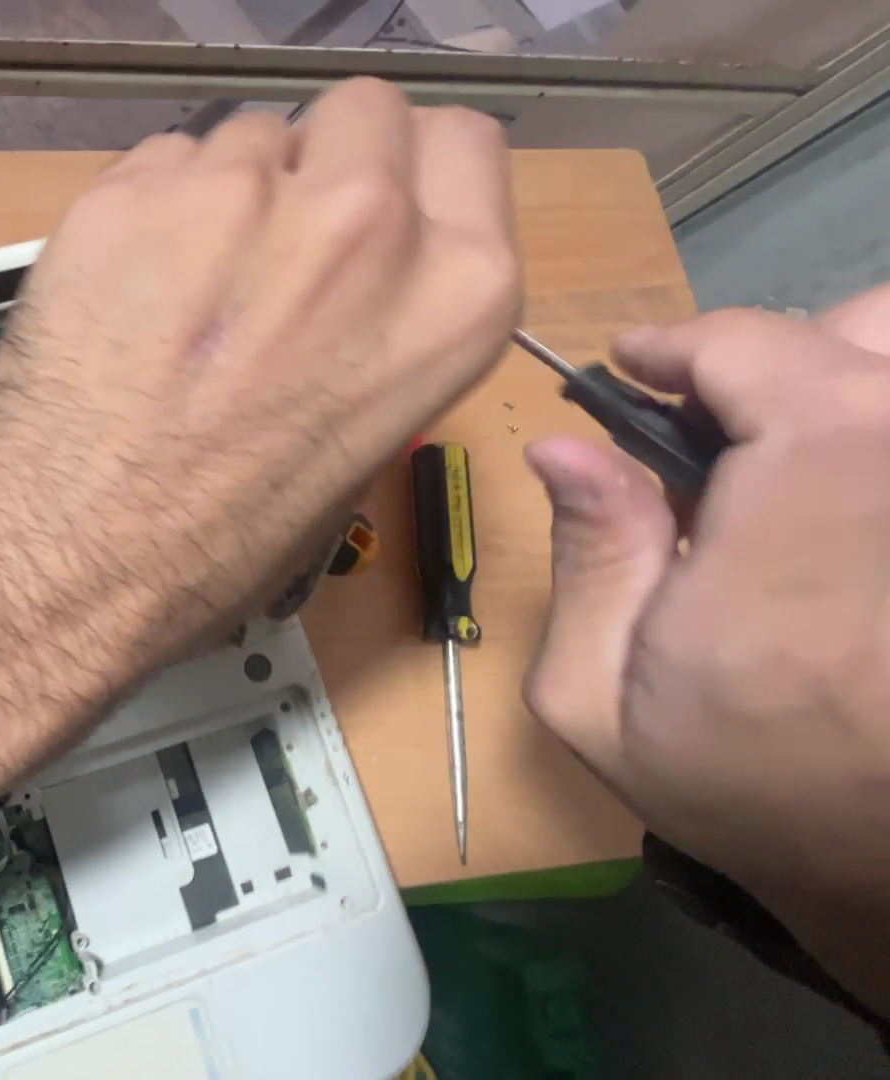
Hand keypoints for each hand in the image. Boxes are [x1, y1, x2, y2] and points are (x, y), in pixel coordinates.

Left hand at [0, 79, 520, 795]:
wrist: (81, 564)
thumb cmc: (219, 544)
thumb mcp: (356, 447)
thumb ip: (374, 334)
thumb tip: (341, 288)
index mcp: (452, 295)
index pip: (458, 145)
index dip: (400, 169)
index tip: (350, 202)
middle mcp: (359, 224)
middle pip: (355, 116)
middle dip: (310, 169)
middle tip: (253, 249)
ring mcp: (232, 202)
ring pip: (241, 141)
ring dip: (217, 197)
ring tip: (170, 292)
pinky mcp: (122, 204)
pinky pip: (150, 166)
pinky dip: (139, 214)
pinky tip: (114, 293)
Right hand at [524, 291, 889, 1011]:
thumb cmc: (723, 784)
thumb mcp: (592, 693)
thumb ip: (589, 558)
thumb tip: (564, 445)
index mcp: (800, 565)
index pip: (789, 376)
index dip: (701, 344)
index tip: (632, 363)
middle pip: (889, 343)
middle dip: (784, 351)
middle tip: (708, 414)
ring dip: (843, 380)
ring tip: (776, 443)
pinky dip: (866, 428)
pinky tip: (826, 487)